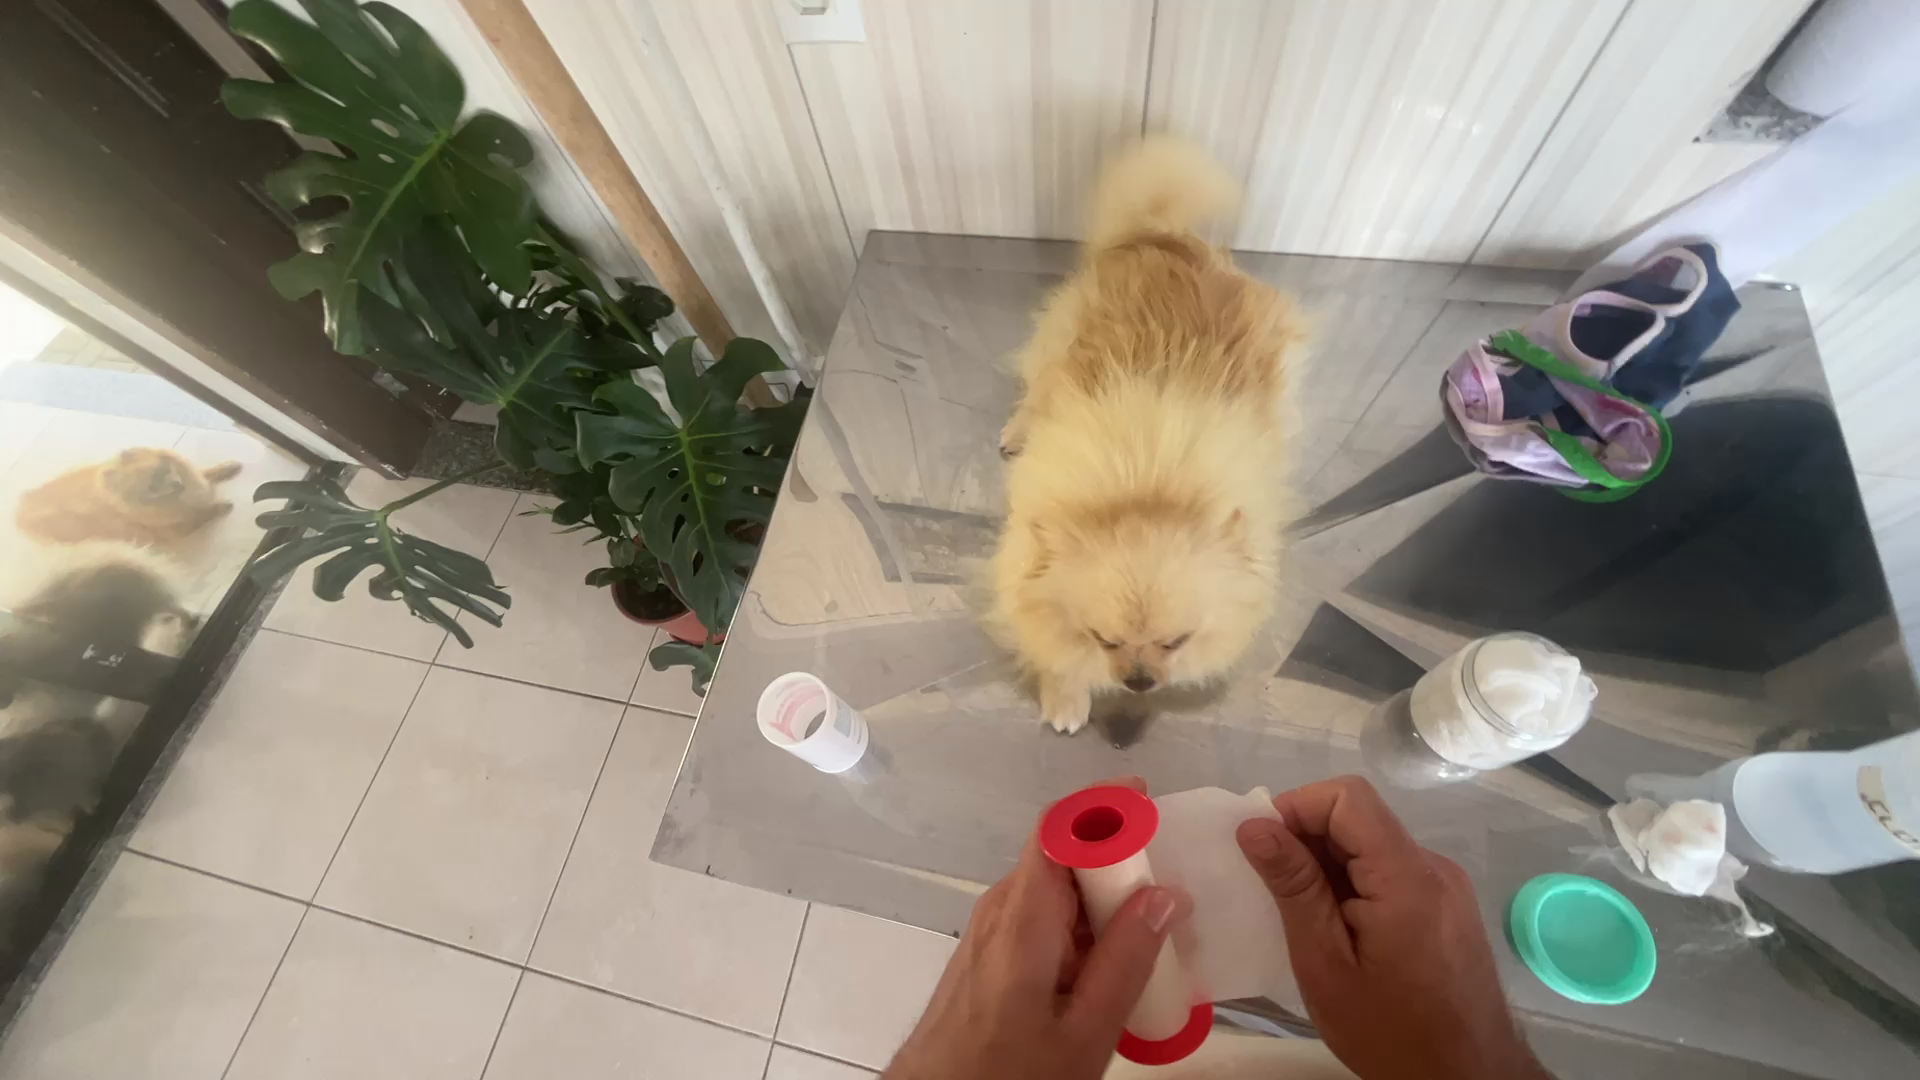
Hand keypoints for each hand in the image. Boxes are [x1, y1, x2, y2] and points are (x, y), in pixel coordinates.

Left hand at [885, 779, 1180, 1079]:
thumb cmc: (1009, 1071)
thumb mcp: (1085, 1031)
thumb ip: (1126, 961)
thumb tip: (1165, 895)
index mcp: (1023, 913)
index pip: (1056, 827)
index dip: (1098, 801)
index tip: (1143, 795)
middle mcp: (1003, 905)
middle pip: (1059, 851)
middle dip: (1113, 850)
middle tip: (1166, 873)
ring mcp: (992, 925)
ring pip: (1052, 884)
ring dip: (1098, 889)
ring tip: (1150, 917)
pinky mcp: (991, 947)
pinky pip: (1040, 911)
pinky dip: (1079, 917)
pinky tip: (1109, 953)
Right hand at [1235, 776, 1548, 1079]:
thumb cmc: (1391, 1034)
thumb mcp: (1325, 963)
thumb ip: (1293, 886)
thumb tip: (1254, 825)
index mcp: (1407, 878)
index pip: (1347, 797)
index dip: (1299, 807)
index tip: (1269, 849)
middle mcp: (1433, 867)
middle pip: (1357, 815)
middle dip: (1307, 837)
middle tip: (1278, 889)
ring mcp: (1444, 885)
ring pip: (1368, 840)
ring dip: (1326, 861)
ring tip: (1307, 914)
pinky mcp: (1446, 903)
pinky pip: (1386, 865)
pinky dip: (1351, 879)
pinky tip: (1340, 925)